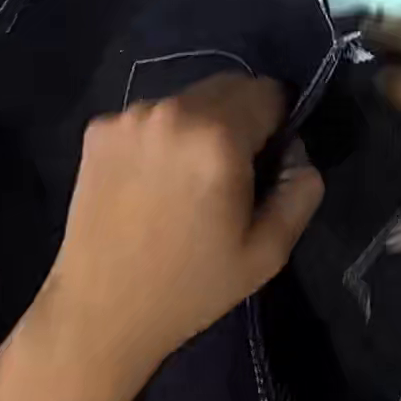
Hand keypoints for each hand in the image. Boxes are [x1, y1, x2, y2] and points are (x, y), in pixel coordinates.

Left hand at [31, 74, 322, 383]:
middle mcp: (172, 111)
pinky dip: (166, 133)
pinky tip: (153, 178)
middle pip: (232, 85)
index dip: (280, 123)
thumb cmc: (191, 287)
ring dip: (205, 122)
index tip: (269, 160)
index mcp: (218, 137)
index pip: (271, 92)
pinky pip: (155, 114)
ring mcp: (130, 116)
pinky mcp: (99, 129)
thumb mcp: (270, 251)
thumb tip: (296, 151)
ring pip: (193, 98)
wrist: (98, 314)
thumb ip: (302, 189)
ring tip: (188, 177)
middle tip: (232, 171)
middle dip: (245, 117)